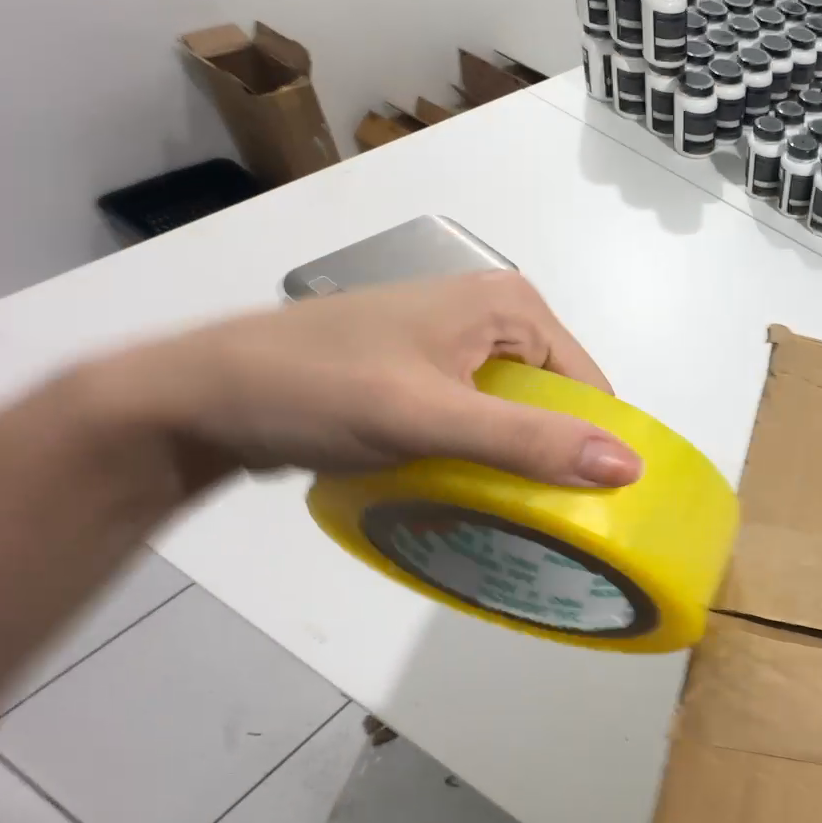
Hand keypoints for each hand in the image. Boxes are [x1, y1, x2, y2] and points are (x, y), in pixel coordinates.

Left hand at [90, 271, 641, 487]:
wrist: (190, 399)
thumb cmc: (313, 391)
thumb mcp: (428, 418)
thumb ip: (529, 441)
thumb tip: (631, 468)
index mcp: (512, 304)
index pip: (590, 387)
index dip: (593, 447)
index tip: (584, 511)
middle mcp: (496, 312)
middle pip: (559, 401)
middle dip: (554, 457)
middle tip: (539, 518)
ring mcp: (461, 339)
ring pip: (523, 413)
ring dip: (519, 461)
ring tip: (504, 509)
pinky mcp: (431, 366)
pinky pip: (486, 416)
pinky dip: (487, 453)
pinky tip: (469, 486)